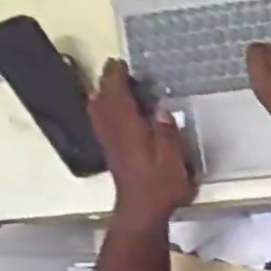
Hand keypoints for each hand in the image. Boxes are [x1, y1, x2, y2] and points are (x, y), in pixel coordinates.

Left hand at [89, 58, 194, 221]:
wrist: (141, 208)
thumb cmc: (160, 185)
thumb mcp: (173, 161)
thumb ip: (167, 133)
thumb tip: (161, 108)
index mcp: (128, 125)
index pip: (117, 92)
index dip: (117, 75)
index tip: (121, 62)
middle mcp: (112, 126)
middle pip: (103, 96)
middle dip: (108, 81)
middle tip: (118, 71)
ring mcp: (107, 137)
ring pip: (97, 106)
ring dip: (102, 93)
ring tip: (112, 87)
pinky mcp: (109, 147)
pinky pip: (99, 118)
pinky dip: (101, 108)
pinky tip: (108, 110)